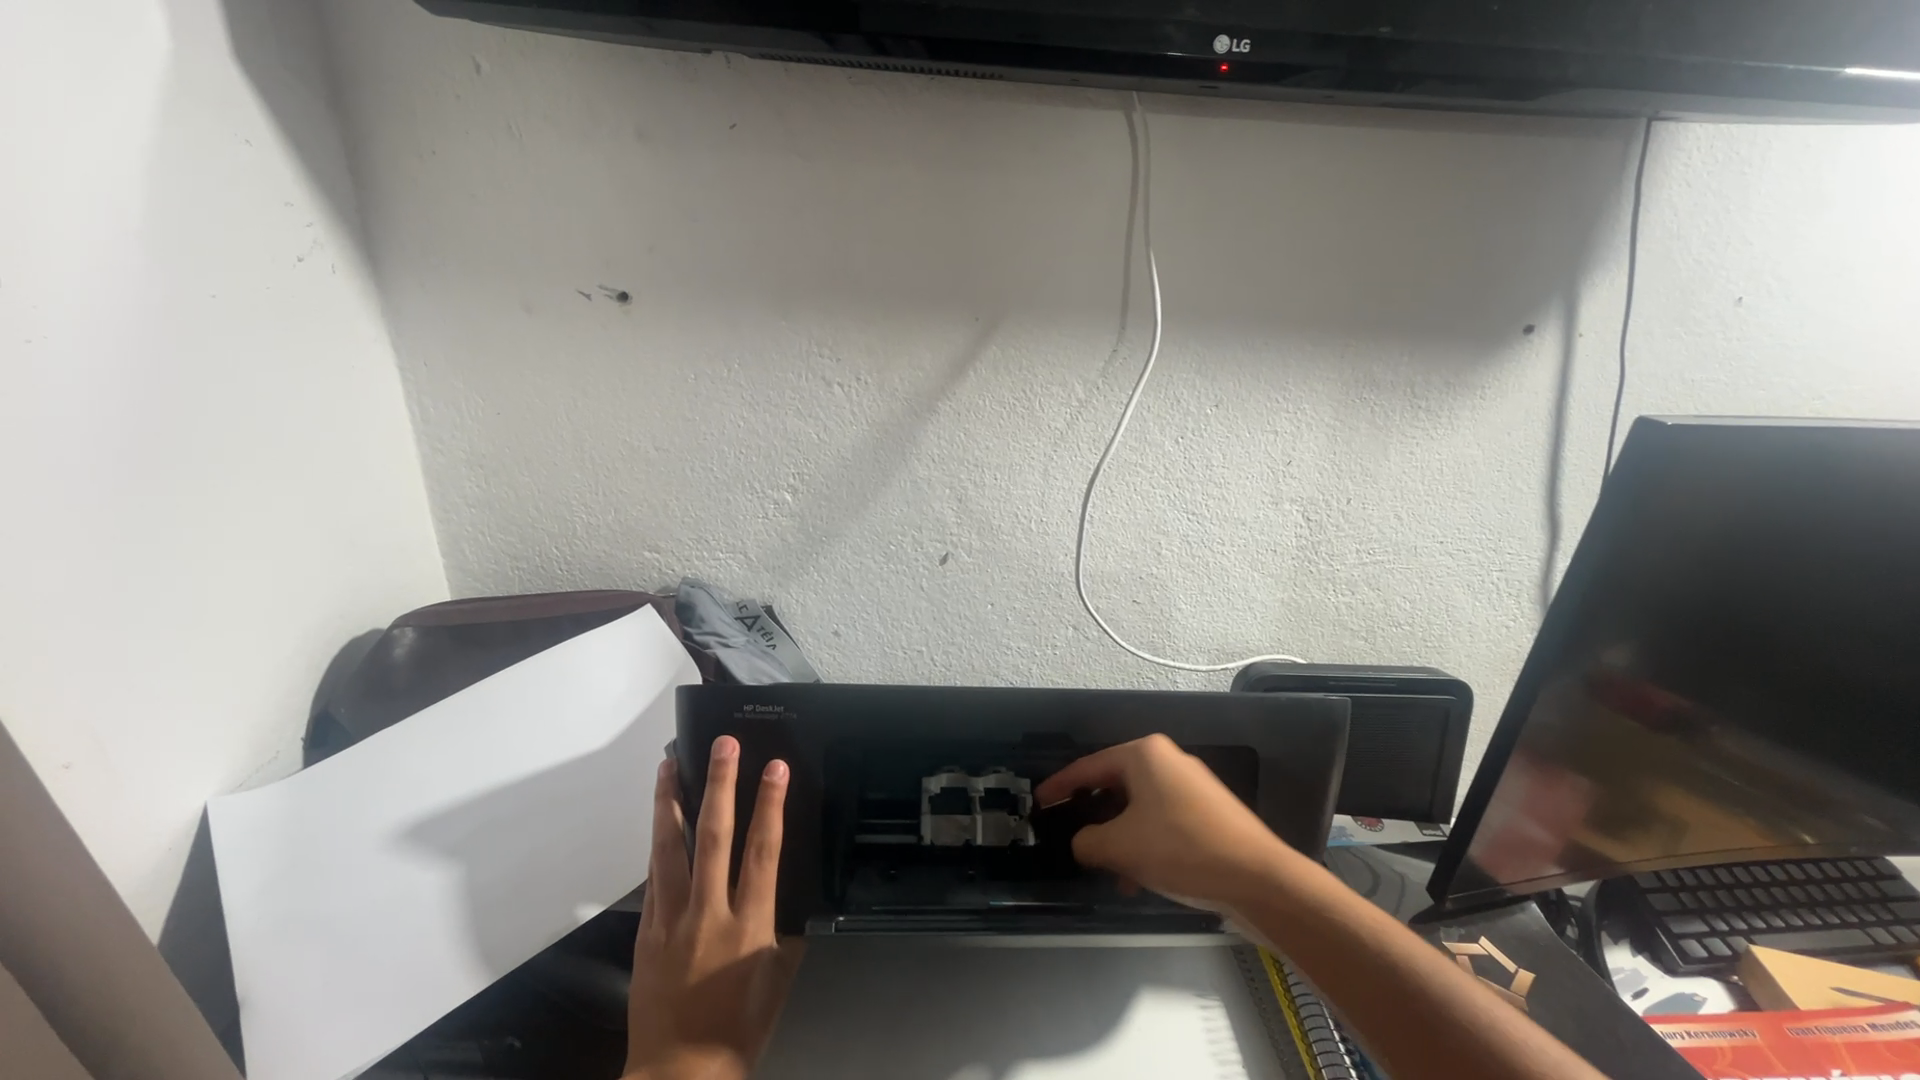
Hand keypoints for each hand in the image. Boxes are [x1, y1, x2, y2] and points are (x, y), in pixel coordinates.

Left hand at [626, 737, 803, 1079]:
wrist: (680, 1072)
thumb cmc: (741, 1026)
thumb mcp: (780, 975)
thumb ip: (783, 926)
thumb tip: (785, 885)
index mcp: (749, 925)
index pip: (762, 851)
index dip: (770, 805)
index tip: (774, 767)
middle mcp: (707, 914)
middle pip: (712, 836)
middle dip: (719, 785)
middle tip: (723, 745)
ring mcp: (670, 919)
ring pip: (668, 848)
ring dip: (669, 802)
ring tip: (668, 764)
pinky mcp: (646, 930)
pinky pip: (654, 876)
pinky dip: (658, 841)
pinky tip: (660, 819)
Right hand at [1035, 734, 1291, 912]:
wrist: (1257, 879)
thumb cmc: (1182, 849)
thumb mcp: (1119, 847)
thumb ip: (1086, 842)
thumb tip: (1082, 843)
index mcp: (1144, 754)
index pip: (1088, 767)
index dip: (1060, 786)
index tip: (1040, 802)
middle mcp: (1168, 761)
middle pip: (1114, 786)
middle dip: (1093, 818)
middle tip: (1072, 838)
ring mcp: (1191, 786)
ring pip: (1138, 809)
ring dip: (1119, 839)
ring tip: (1110, 873)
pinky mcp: (1208, 813)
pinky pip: (1161, 822)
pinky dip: (1144, 845)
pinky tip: (1139, 878)